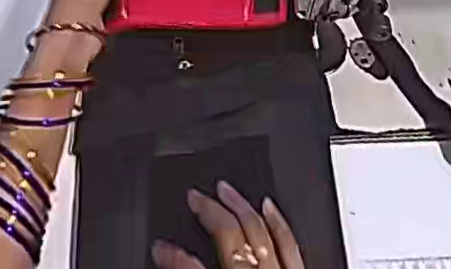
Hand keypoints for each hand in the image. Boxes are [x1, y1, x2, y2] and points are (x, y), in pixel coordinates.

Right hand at [151, 183, 305, 268]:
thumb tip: (175, 265)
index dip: (173, 255)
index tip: (160, 245)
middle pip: (229, 236)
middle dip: (209, 212)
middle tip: (193, 195)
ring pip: (260, 232)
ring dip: (241, 206)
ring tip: (225, 188)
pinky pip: (291, 245)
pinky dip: (279, 223)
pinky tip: (269, 204)